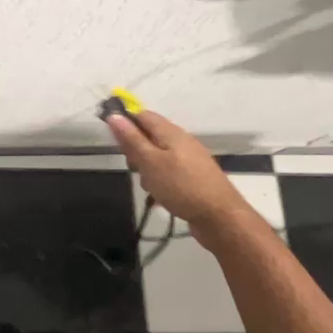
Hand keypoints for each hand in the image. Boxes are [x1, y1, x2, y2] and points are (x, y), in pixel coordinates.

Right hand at [106, 110, 243, 247]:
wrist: (220, 217)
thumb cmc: (181, 186)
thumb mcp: (150, 162)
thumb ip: (132, 140)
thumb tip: (114, 115)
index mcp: (172, 133)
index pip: (144, 115)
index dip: (126, 122)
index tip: (112, 139)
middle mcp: (182, 142)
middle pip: (150, 137)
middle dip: (136, 151)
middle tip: (134, 168)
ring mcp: (190, 161)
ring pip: (158, 158)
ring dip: (147, 170)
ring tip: (149, 187)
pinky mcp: (193, 178)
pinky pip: (169, 173)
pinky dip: (160, 182)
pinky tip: (160, 197)